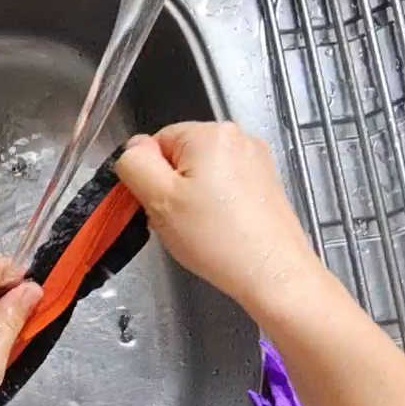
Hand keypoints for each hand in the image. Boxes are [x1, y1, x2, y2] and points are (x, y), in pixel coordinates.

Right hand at [116, 121, 331, 318]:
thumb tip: (132, 148)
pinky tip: (215, 228)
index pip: (155, 142)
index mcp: (210, 133)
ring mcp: (254, 160)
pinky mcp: (263, 183)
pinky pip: (221, 185)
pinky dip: (211, 205)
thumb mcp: (159, 200)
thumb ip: (135, 165)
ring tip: (197, 227)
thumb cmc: (217, 238)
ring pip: (199, 173)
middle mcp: (237, 138)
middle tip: (175, 220)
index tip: (157, 204)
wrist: (271, 272)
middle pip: (178, 156)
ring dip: (189, 198)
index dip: (148, 176)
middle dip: (169, 187)